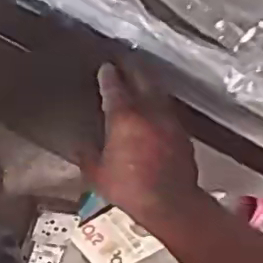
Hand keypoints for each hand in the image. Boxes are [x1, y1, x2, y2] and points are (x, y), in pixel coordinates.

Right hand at [82, 62, 210, 225]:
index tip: (106, 67)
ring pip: (159, 93)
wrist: (169, 202)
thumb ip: (87, 156)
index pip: (115, 89)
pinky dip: (159, 104)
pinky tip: (156, 109)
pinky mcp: (182, 134)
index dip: (108, 76)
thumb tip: (79, 146)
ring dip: (149, 83)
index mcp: (124, 119)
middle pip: (143, 80)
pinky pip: (168, 111)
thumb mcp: (96, 174)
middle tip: (126, 61)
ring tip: (142, 79)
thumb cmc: (129, 188)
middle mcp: (149, 113)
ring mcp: (169, 122)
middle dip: (133, 68)